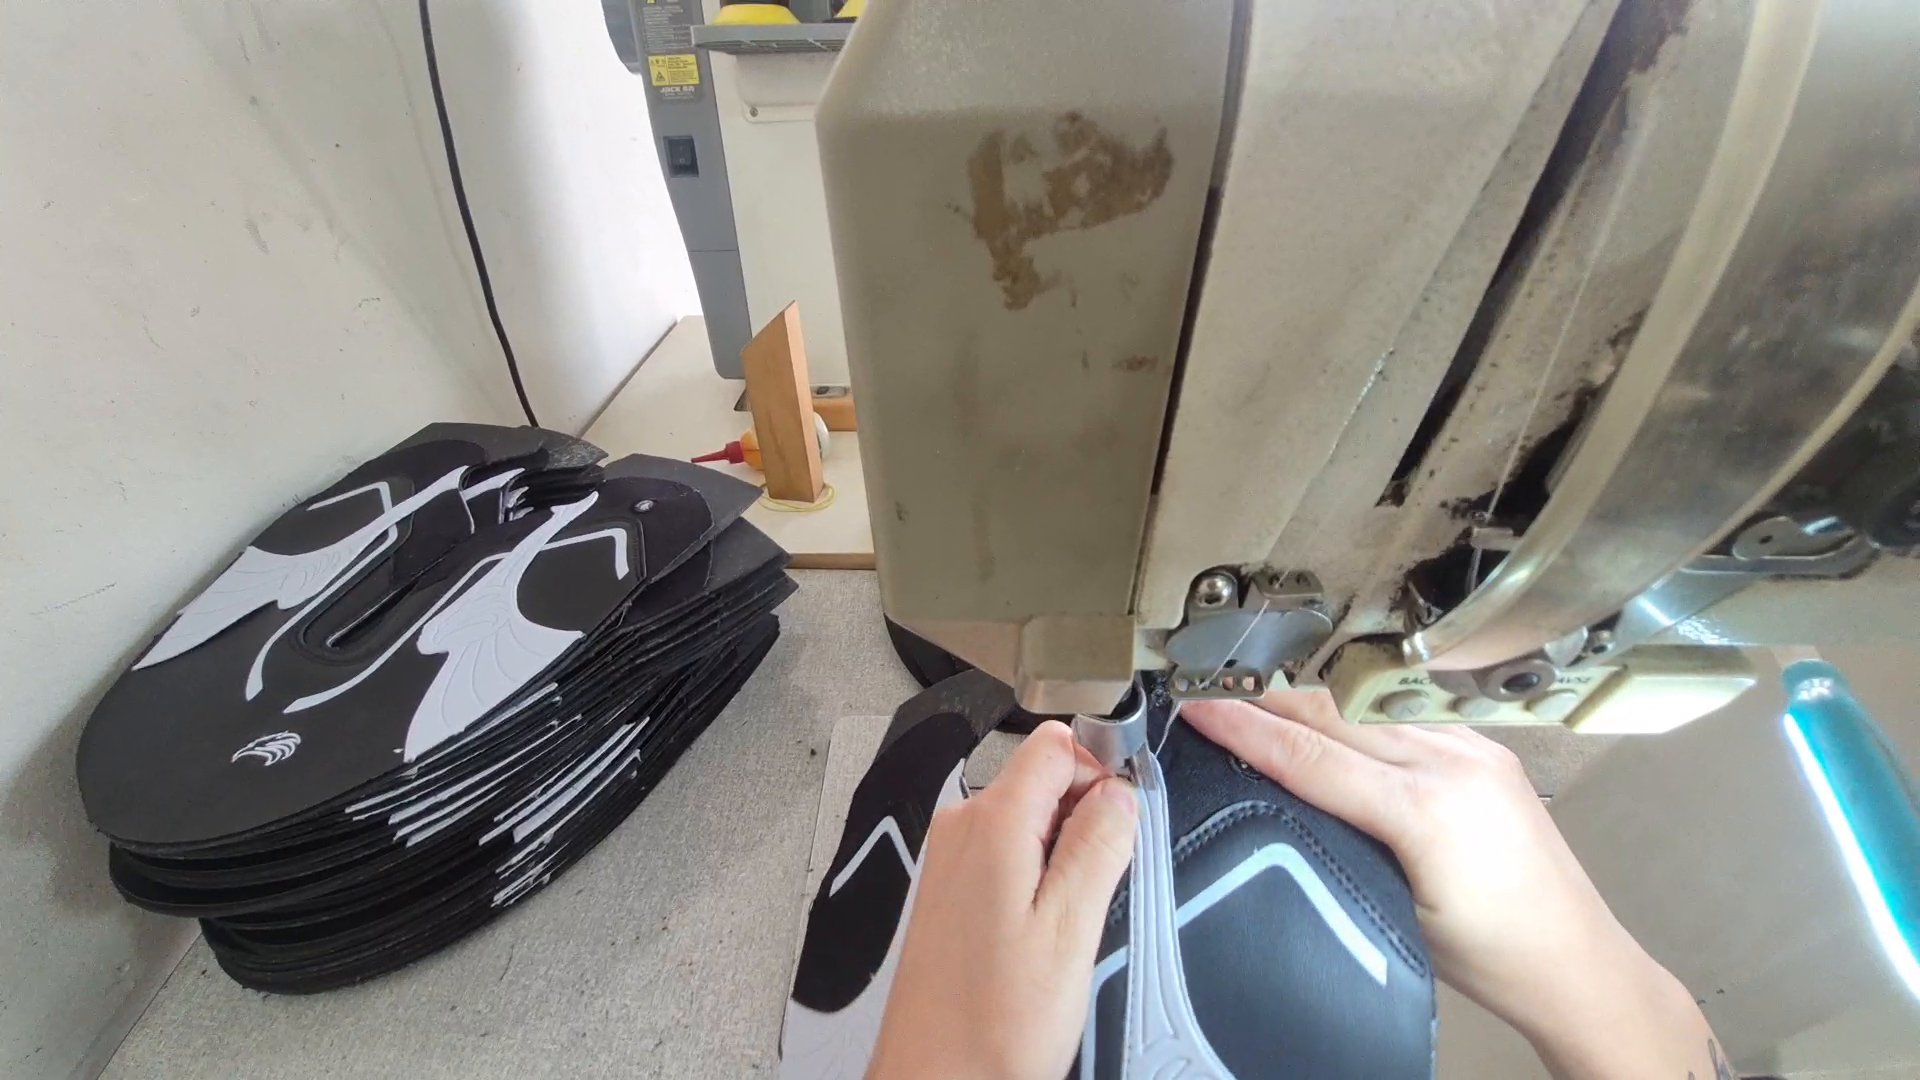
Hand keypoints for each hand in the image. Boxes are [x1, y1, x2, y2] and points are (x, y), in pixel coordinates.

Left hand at [865, 720, 1137, 1079]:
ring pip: (1027, 814)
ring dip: (1060, 847)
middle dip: (1081, 815)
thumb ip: (1099, 847)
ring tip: (1062, 918)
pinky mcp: (950, 880)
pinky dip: (1034, 868)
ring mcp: (952, 852)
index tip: (1119, 813)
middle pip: (1042, 778)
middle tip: (1094, 884)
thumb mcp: (1070, 930)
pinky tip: (1037, 925)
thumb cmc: (990, 1023)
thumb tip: (1119, 793)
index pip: (1054, 745)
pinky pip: (1005, 845)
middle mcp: (963, 825)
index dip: (1097, 769)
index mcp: (993, 822)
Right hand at [1183, 693, 1721, 1079]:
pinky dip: (1341, 705)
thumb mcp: (1391, 908)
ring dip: (1295, 695)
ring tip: (1244, 690)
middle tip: (1203, 683)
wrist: (1586, 967)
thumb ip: (1332, 840)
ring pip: (1356, 704)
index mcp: (1425, 812)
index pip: (1307, 756)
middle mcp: (1449, 762)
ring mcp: (1468, 745)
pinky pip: (1389, 711)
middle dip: (1259, 694)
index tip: (1195, 705)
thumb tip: (1268, 795)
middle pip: (1327, 712)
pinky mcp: (1476, 742)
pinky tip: (1313, 705)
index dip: (1242, 727)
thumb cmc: (1490, 958)